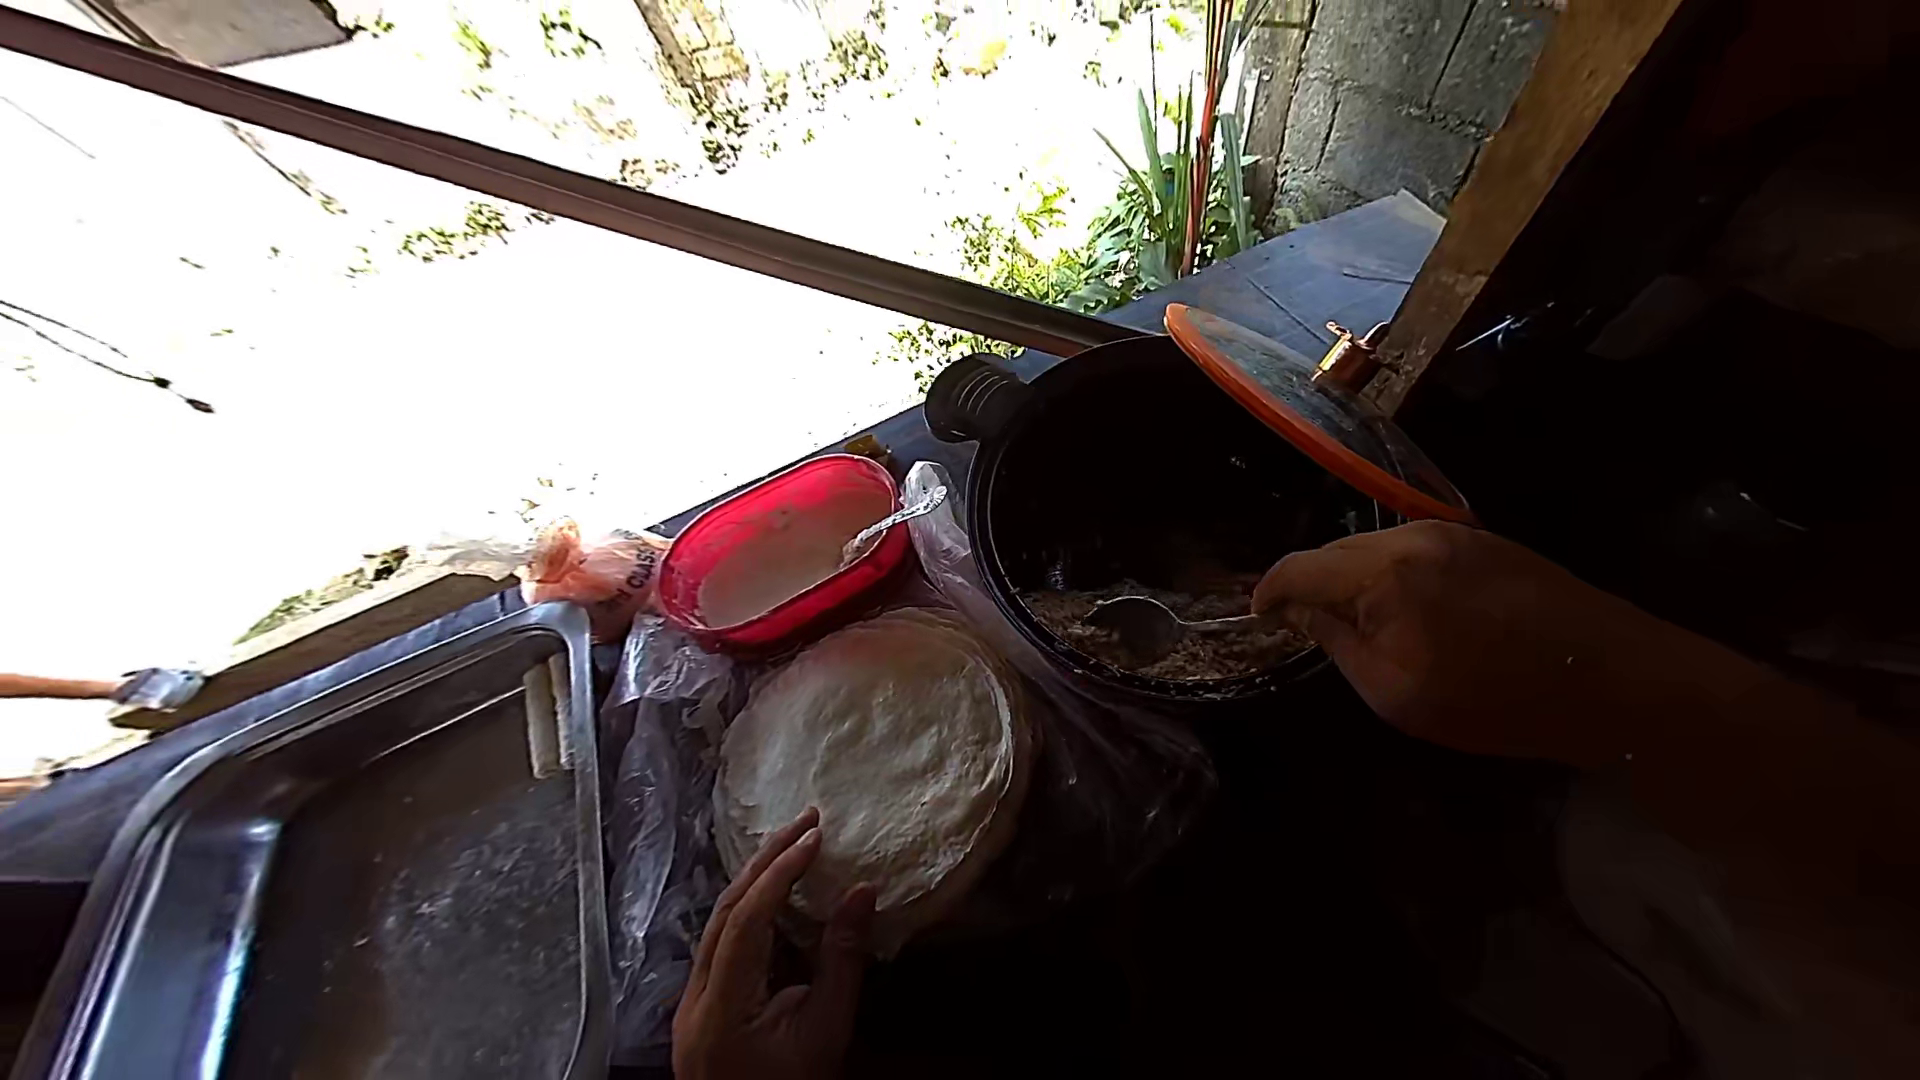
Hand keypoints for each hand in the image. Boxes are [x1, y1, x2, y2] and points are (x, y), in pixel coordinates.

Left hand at [673, 807, 875, 1079]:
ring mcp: (691, 999)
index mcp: (720, 1009)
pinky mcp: (700, 1000)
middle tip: (806, 821)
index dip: (781, 873)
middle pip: (725, 909)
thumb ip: (843, 959)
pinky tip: (776, 885)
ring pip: (719, 919)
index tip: (815, 837)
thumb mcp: (827, 1032)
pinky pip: (724, 935)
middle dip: (767, 858)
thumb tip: (864, 889)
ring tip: (794, 841)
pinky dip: (753, 901)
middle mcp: (693, 997)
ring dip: (758, 875)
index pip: (745, 921)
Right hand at [1252, 520, 1747, 765]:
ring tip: (1352, 616)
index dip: (1270, 590)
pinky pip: (1406, 549)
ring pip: (1368, 547)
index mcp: (1383, 573)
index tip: (1259, 614)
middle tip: (1303, 622)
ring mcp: (1451, 534)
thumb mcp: (1392, 689)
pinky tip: (1400, 604)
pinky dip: (1384, 573)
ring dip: (1347, 578)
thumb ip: (1334, 640)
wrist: (1626, 686)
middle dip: (1309, 584)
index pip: (1299, 568)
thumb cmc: (1496, 700)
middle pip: (1331, 552)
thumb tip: (1296, 609)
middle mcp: (1411, 537)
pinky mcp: (1482, 540)